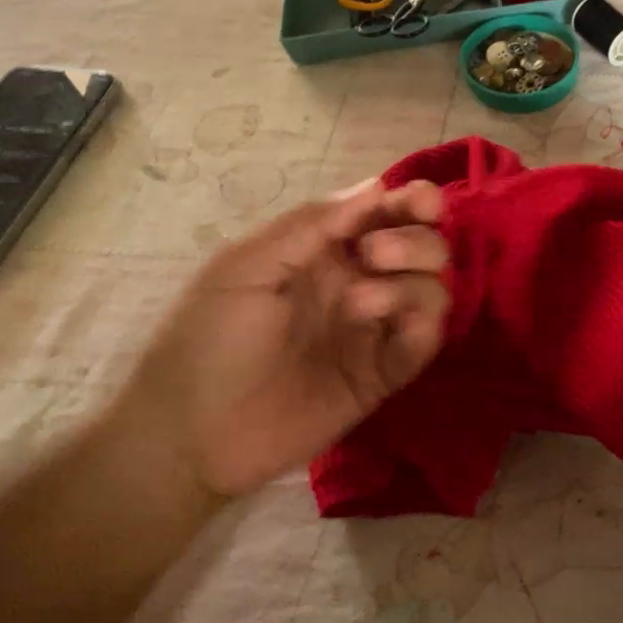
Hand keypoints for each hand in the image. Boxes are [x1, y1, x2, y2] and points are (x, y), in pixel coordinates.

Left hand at [115, 180, 448, 500]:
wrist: (190, 436)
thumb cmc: (205, 341)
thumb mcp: (244, 268)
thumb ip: (310, 224)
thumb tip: (378, 186)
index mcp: (325, 252)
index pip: (386, 214)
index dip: (414, 201)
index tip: (424, 203)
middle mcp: (360, 282)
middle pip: (424, 247)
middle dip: (414, 242)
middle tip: (373, 255)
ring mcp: (375, 330)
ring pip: (433, 290)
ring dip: (409, 285)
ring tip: (359, 303)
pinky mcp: (384, 375)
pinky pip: (426, 341)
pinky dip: (424, 327)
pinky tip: (397, 330)